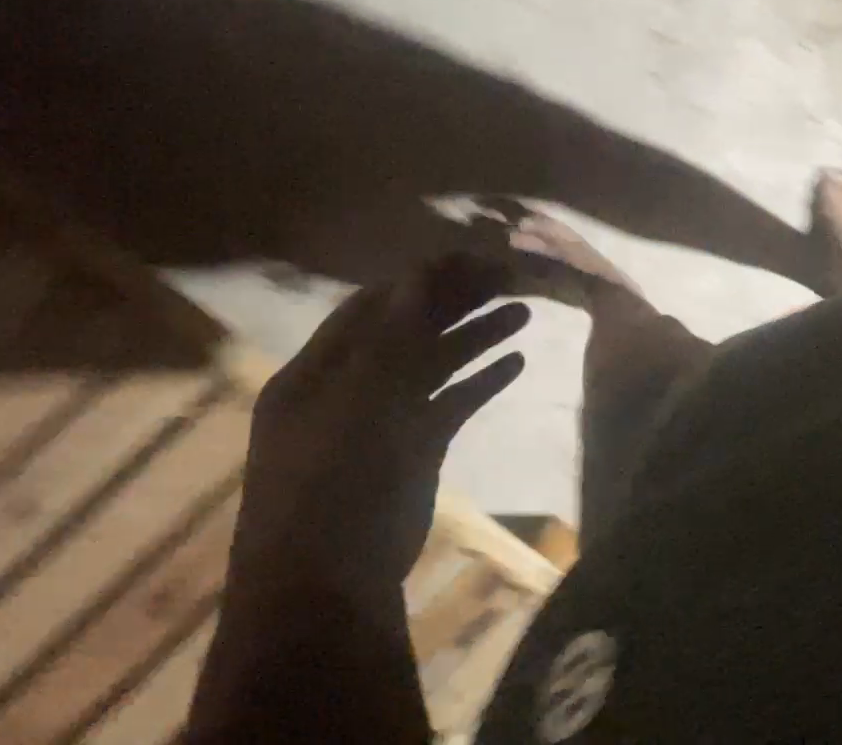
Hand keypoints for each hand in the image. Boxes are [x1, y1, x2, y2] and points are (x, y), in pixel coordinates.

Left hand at [231, 254, 530, 600]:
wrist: (330, 581)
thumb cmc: (332, 483)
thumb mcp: (359, 401)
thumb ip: (393, 336)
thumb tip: (422, 272)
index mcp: (317, 372)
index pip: (374, 306)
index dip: (422, 278)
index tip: (476, 259)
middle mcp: (349, 387)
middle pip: (409, 329)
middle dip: (457, 300)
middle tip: (511, 277)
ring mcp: (384, 419)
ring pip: (435, 363)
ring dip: (476, 335)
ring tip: (524, 311)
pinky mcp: (415, 448)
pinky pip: (452, 402)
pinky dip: (481, 380)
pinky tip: (517, 363)